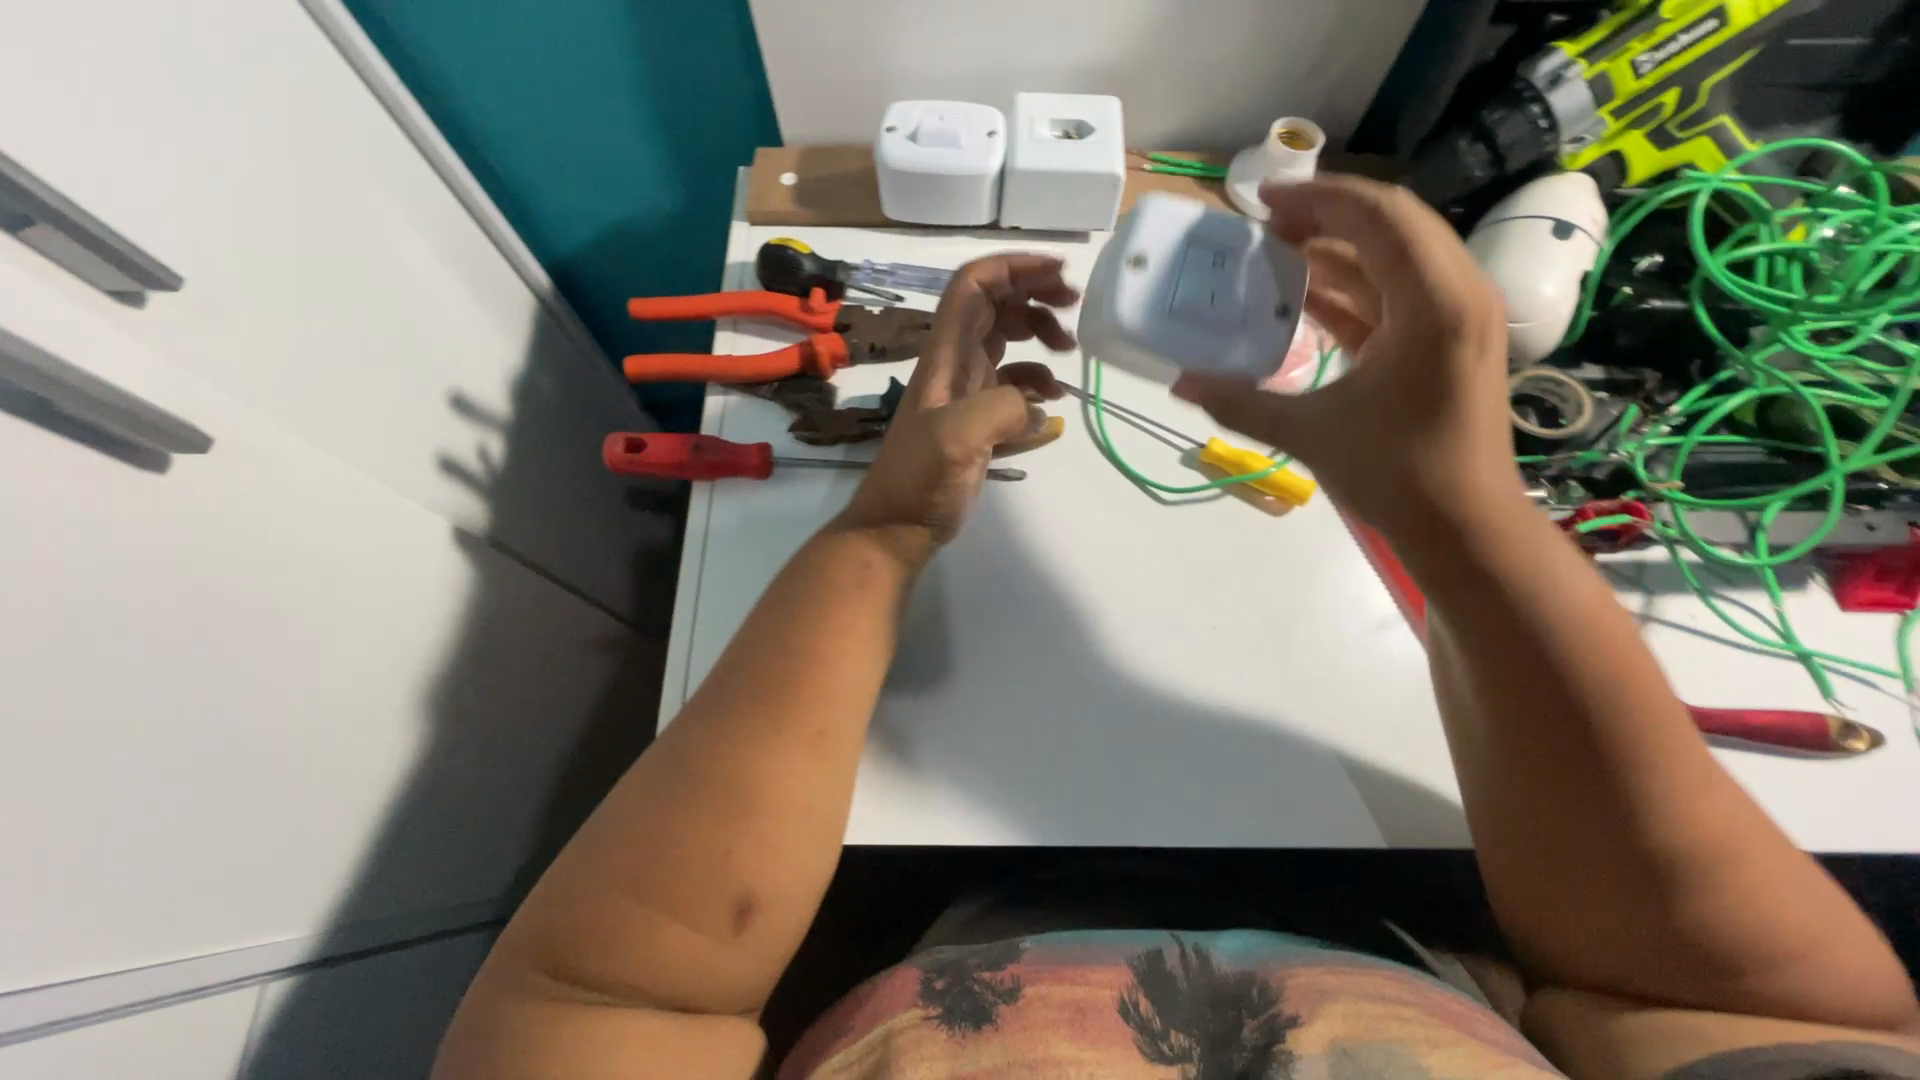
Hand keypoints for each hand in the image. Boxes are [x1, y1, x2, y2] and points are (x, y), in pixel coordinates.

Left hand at [833, 254, 1076, 559]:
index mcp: (945, 355)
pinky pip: (1013, 384)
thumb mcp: (957, 439)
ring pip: (1007, 339)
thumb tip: (1036, 405)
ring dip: (1040, 334)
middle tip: (1075, 304)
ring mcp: (967, 391)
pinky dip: (1037, 382)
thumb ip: (1001, 408)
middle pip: (995, 303)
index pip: (974, 286)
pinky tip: (1052, 403)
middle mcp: (955, 363)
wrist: (898, 527)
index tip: (1059, 275)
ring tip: (1070, 350)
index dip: (1014, 268)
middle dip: (1034, 293)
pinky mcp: (979, 421)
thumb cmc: (919, 481)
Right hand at [1171, 175, 1518, 536]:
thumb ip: (1241, 404)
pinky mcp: (1446, 341)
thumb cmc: (1398, 477)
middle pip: (1392, 225)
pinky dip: (1352, 286)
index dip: (1319, 199)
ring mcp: (1457, 317)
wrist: (1466, 527)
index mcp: (1435, 304)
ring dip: (1338, 250)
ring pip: (1396, 256)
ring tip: (1275, 255)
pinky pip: (1397, 292)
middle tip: (1264, 226)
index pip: (1380, 217)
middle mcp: (1457, 294)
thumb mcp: (1311, 435)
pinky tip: (1303, 297)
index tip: (1262, 204)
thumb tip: (1179, 383)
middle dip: (1325, 216)